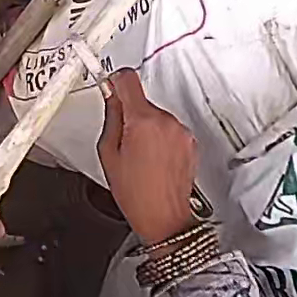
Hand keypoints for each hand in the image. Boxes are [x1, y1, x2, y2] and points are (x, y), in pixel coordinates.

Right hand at [98, 69, 197, 243]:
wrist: (164, 217)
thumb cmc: (136, 192)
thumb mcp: (108, 152)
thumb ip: (110, 118)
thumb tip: (111, 98)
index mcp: (143, 121)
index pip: (128, 80)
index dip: (114, 79)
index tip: (108, 81)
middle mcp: (166, 122)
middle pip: (141, 100)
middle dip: (128, 112)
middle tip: (119, 136)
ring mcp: (181, 131)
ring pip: (155, 115)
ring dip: (144, 126)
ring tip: (136, 153)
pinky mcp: (189, 141)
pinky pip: (168, 128)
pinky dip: (158, 136)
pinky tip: (150, 158)